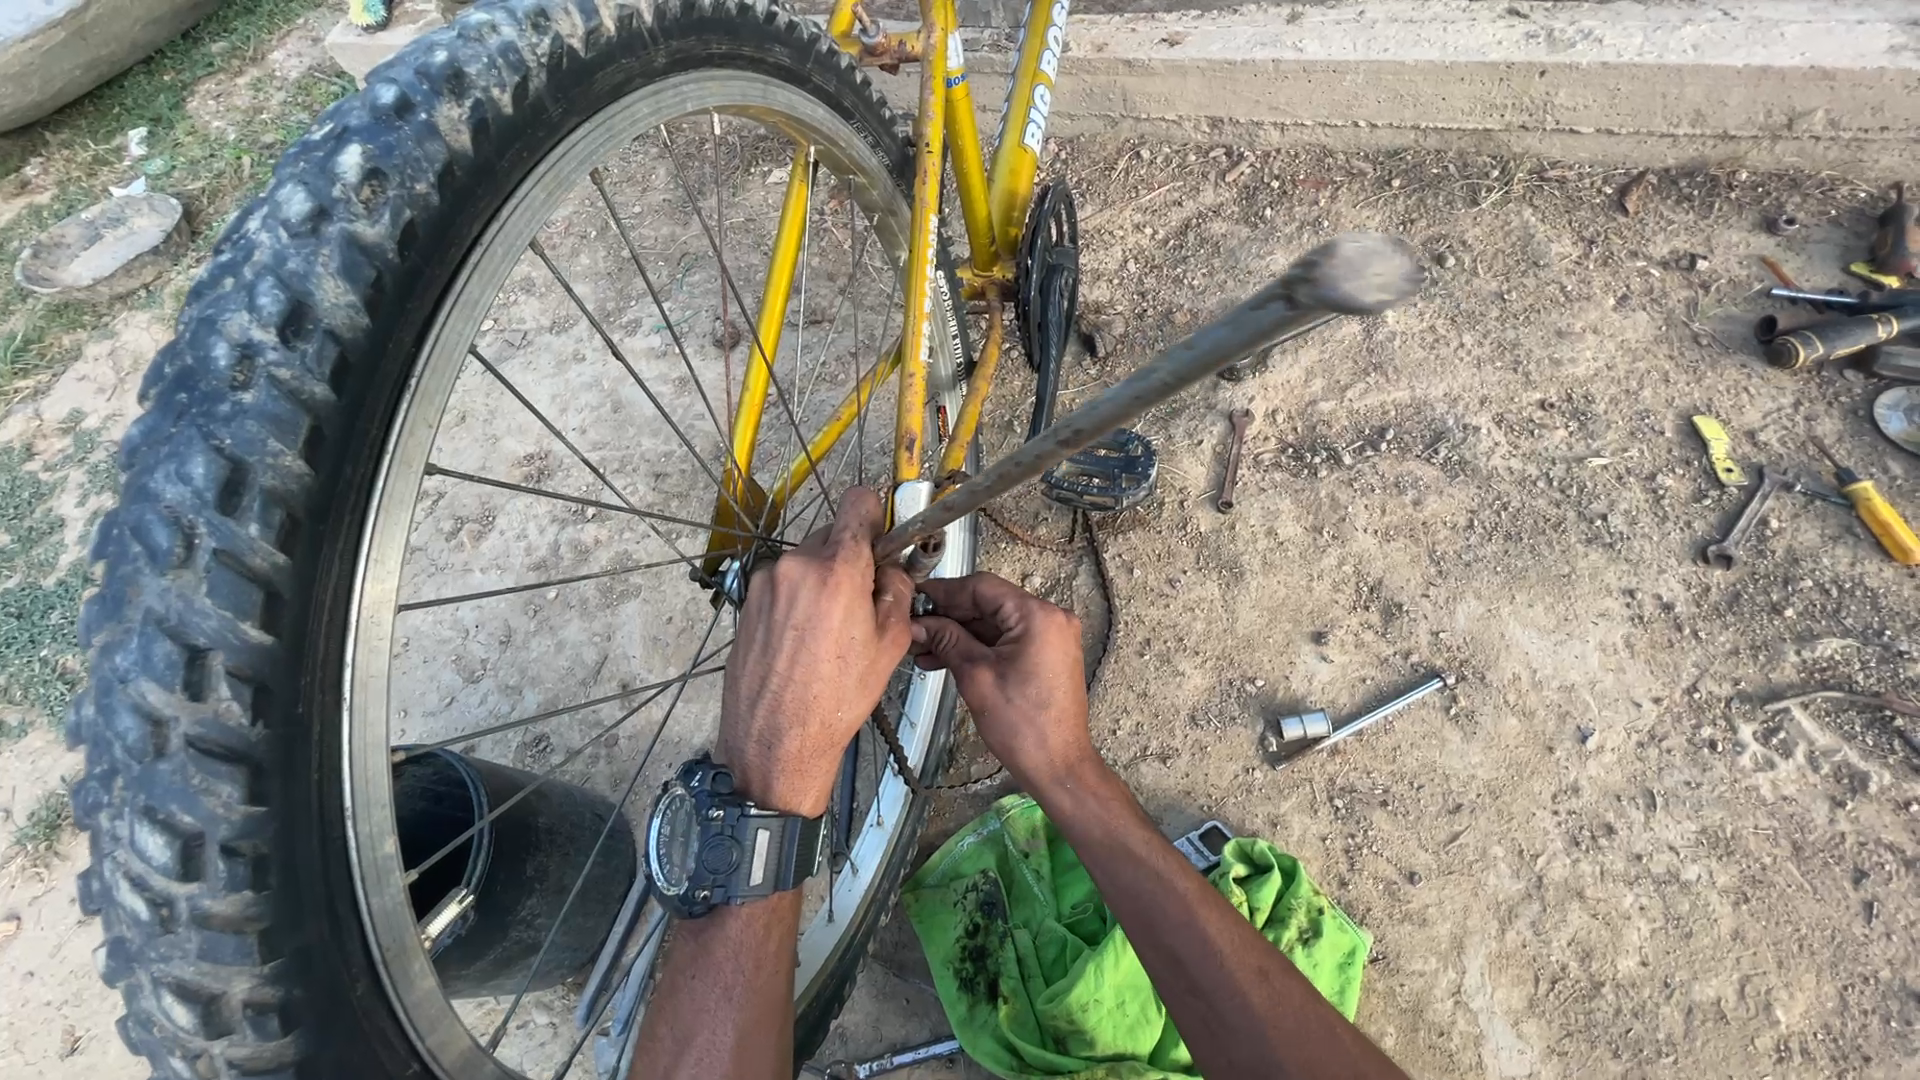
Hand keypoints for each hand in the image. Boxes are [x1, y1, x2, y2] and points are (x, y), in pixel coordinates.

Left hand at [717, 487, 911, 816]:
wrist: (776, 738)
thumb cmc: (837, 696)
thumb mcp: (892, 641)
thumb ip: (898, 588)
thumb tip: (891, 567)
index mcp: (838, 567)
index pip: (858, 502)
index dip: (874, 515)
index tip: (881, 536)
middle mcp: (797, 563)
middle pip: (833, 536)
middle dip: (850, 560)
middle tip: (860, 602)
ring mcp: (766, 581)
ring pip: (807, 562)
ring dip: (822, 581)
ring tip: (828, 631)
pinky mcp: (747, 601)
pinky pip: (784, 584)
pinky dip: (798, 599)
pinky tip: (804, 640)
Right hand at [908, 573, 1097, 792]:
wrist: (1058, 766)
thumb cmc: (1021, 724)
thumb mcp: (975, 676)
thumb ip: (946, 640)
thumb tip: (917, 623)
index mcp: (1037, 615)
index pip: (982, 587)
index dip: (944, 592)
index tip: (914, 598)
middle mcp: (1050, 617)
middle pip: (989, 603)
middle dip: (949, 616)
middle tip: (914, 628)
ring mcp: (1052, 636)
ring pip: (996, 623)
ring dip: (960, 634)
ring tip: (923, 650)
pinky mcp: (1048, 654)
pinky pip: (1007, 639)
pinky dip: (979, 647)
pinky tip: (946, 659)